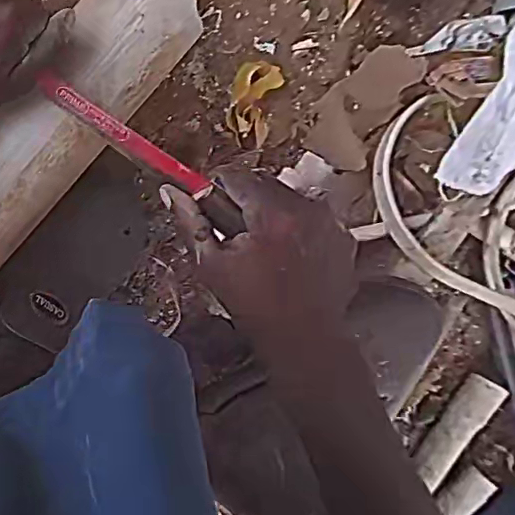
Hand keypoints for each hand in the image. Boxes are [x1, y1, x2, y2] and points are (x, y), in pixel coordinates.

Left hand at [0, 0, 49, 118]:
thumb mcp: (20, 79)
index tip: (14, 55)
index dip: (32, 39)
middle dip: (17, 27)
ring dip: (1, 20)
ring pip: (8, 2)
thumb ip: (48, 47)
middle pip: (26, 6)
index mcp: (14, 15)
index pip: (44, 16)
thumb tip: (68, 19)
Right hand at [163, 167, 355, 343]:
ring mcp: (331, 222)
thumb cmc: (252, 305)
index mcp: (273, 213)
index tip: (208, 210)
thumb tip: (171, 192)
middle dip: (243, 202)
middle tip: (232, 235)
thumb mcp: (209, 264)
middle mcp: (309, 209)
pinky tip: (284, 255)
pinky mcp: (343, 236)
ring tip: (260, 248)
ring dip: (269, 212)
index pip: (235, 176)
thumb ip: (190, 222)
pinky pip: (310, 216)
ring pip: (286, 197)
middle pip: (262, 183)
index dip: (214, 191)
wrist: (303, 339)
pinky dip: (294, 226)